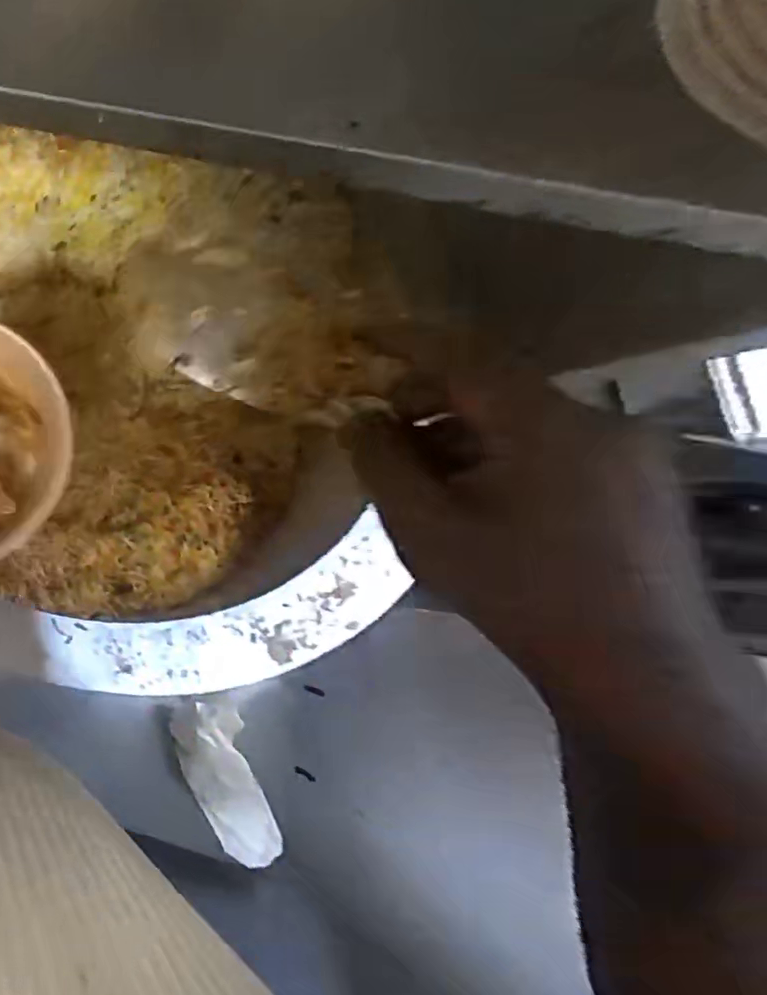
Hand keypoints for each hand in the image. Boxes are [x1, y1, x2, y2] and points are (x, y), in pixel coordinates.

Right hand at [345, 338, 716, 688]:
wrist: (632, 660)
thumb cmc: (512, 584)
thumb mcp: (422, 522)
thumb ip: (381, 460)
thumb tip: (358, 417)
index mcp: (545, 425)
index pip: (467, 356)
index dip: (406, 340)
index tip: (358, 334)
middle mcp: (596, 423)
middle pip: (495, 389)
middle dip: (426, 399)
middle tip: (374, 429)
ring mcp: (626, 453)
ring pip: (521, 421)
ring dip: (458, 433)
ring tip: (413, 474)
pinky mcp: (636, 484)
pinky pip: (551, 446)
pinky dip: (495, 454)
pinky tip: (467, 496)